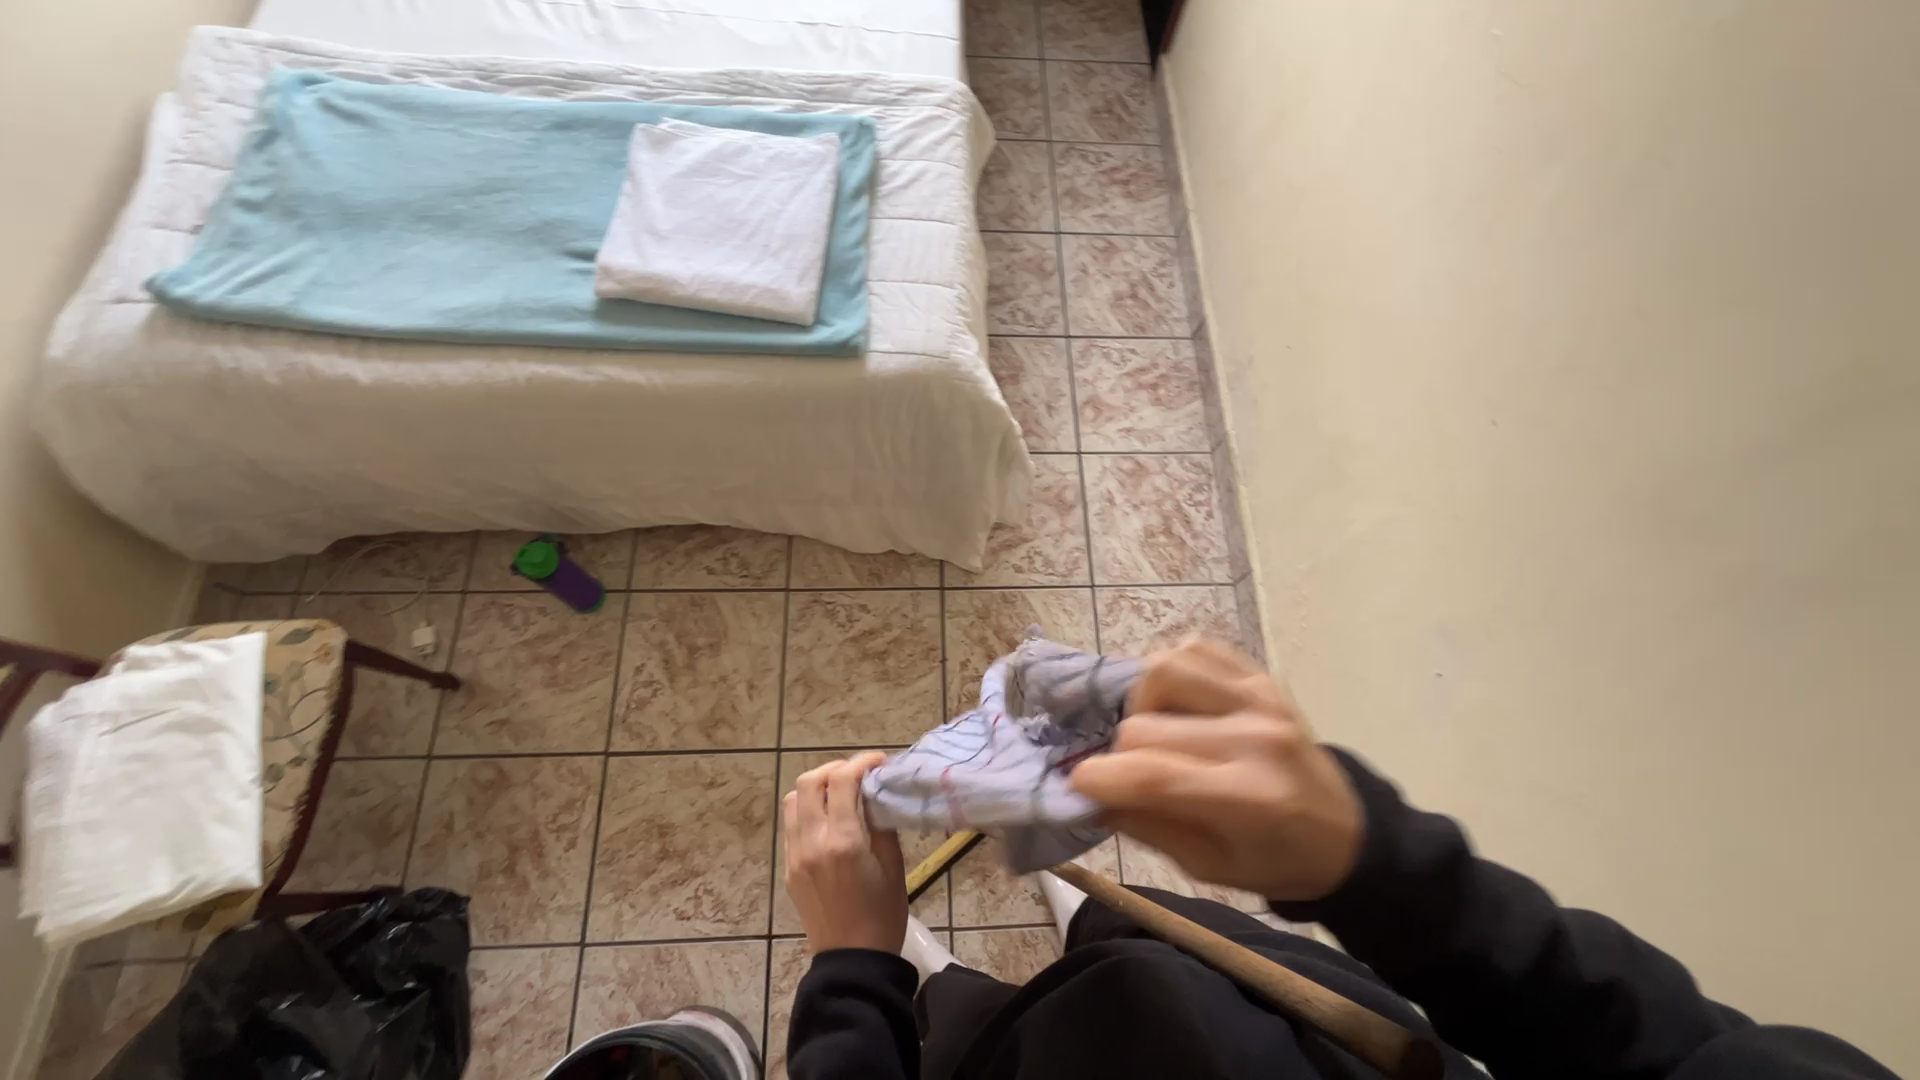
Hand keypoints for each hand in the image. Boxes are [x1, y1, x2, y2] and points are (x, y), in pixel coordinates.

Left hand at [782, 751, 907, 953]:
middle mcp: (813, 842)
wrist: (851, 960)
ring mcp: (795, 855)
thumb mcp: (894, 865)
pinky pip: (792, 824)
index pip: (843, 780)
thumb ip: (880, 824)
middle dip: (835, 769)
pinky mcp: (789, 867)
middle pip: (810, 781)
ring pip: (794, 799)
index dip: (862, 762)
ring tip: (840, 794)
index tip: (879, 763)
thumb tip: (875, 794)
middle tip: (858, 775)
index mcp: (843, 841)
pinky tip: (829, 819)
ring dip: (817, 787)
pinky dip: (808, 810)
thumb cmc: (883, 914)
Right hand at [1069, 639, 1363, 901]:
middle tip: (1131, 774)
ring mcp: (1260, 697)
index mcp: (1246, 798)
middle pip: (1143, 725)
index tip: (1079, 786)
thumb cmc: (1273, 860)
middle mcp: (1254, 737)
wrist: (1346, 834)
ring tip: (1158, 731)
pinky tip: (1178, 704)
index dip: (1098, 778)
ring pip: (1162, 669)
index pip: (1150, 774)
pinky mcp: (1261, 676)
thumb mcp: (1206, 866)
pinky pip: (1193, 649)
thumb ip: (1143, 824)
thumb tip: (1086, 793)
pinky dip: (1171, 672)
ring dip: (1143, 704)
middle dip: (1121, 754)